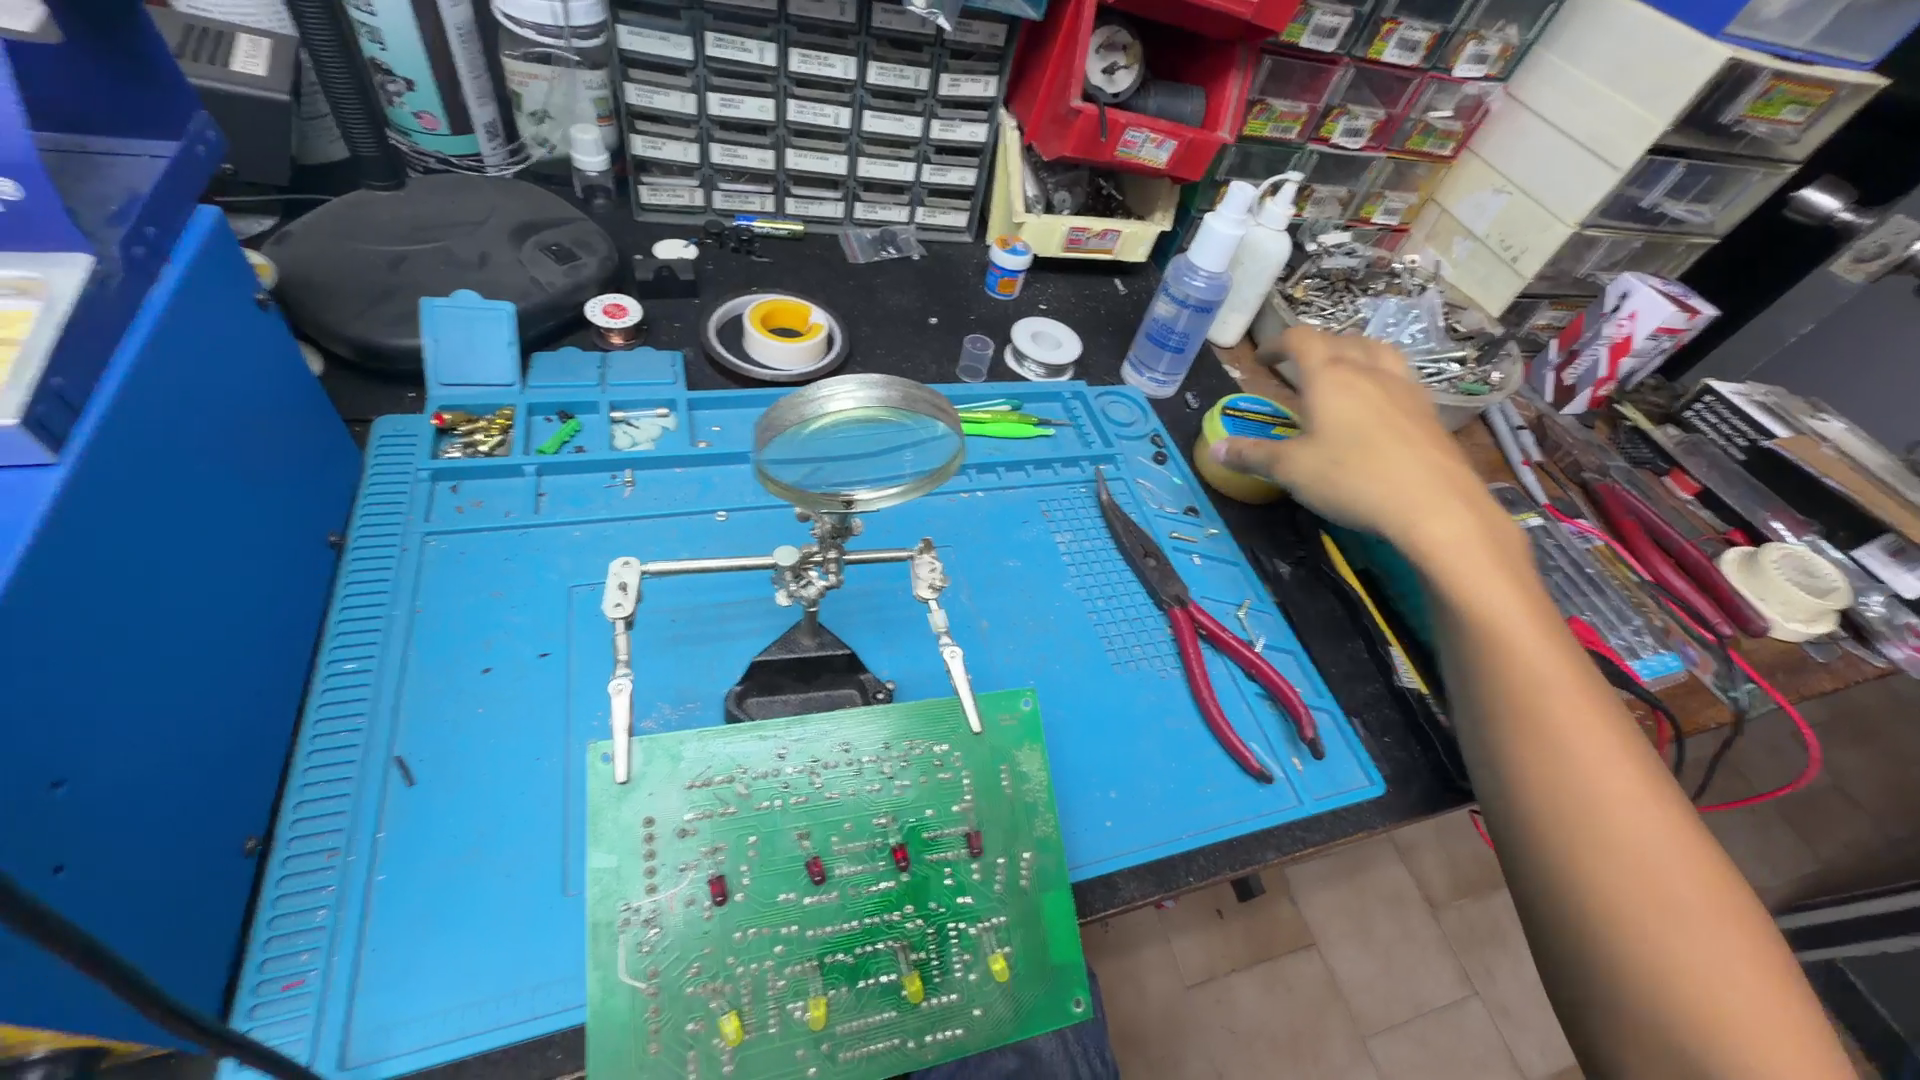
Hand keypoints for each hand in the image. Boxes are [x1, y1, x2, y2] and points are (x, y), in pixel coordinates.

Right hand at [1208, 327, 1511, 566]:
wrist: (1435, 504)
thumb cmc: (1352, 479)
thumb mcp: (1291, 470)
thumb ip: (1253, 455)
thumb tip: (1215, 449)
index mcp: (1330, 376)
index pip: (1301, 339)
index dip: (1278, 343)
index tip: (1264, 359)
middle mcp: (1369, 370)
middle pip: (1341, 340)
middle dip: (1316, 347)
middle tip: (1298, 368)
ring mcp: (1404, 387)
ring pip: (1378, 351)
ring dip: (1354, 353)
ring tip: (1342, 372)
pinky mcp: (1428, 410)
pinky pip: (1400, 376)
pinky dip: (1380, 377)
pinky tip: (1376, 404)